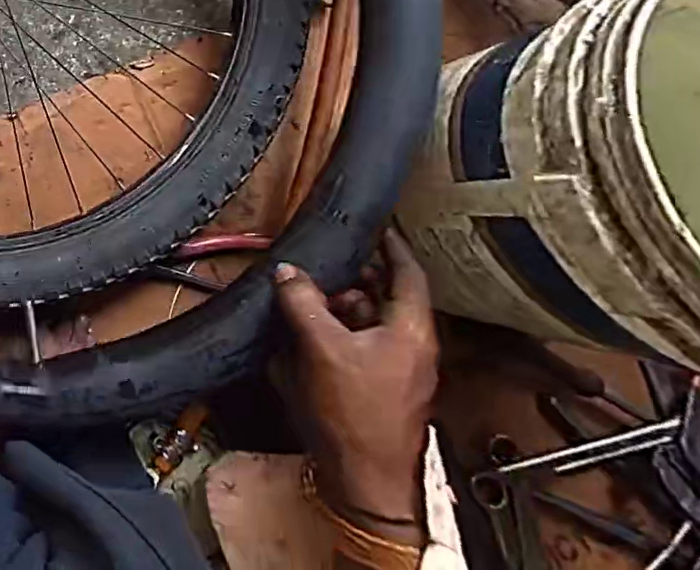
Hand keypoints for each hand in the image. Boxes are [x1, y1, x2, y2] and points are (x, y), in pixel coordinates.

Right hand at [273, 230, 438, 543]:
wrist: (361, 473)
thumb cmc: (354, 411)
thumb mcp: (321, 346)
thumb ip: (302, 302)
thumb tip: (288, 272)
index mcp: (411, 332)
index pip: (408, 276)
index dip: (393, 247)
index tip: (377, 226)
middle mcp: (407, 344)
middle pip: (379, 293)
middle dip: (346, 278)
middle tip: (314, 266)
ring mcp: (390, 363)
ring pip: (360, 315)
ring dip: (331, 303)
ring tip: (300, 298)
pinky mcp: (370, 378)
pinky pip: (350, 338)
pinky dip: (328, 326)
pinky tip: (300, 327)